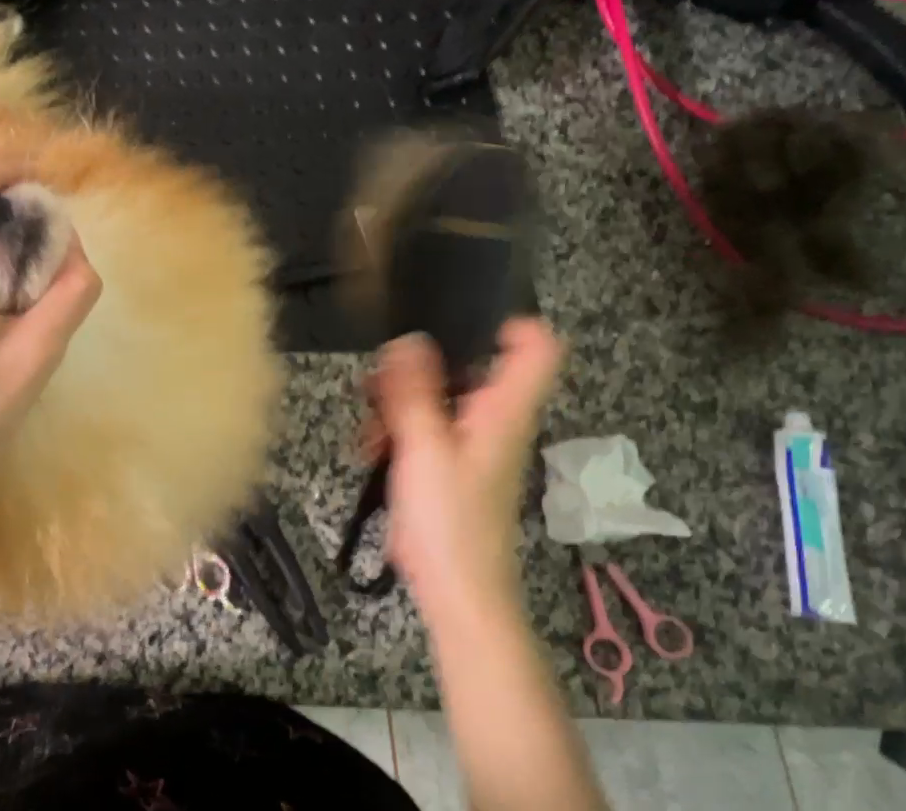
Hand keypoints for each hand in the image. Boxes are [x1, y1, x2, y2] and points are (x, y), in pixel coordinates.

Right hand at [374, 319, 563, 617]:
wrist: (459, 593)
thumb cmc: (450, 523)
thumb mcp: (423, 449)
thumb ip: (413, 393)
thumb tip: (407, 339)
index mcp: (504, 412)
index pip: (534, 349)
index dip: (508, 321)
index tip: (455, 312)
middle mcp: (494, 421)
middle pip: (467, 368)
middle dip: (418, 369)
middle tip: (380, 385)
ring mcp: (471, 444)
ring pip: (437, 397)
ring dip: (398, 403)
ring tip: (371, 430)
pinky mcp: (449, 465)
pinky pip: (423, 427)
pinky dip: (396, 430)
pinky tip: (374, 452)